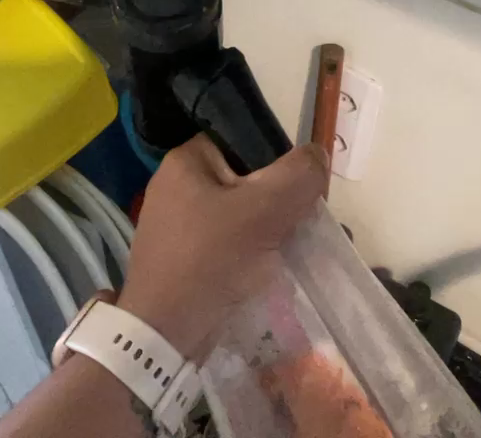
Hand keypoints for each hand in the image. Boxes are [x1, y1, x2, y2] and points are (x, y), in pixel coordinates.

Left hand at [115, 135, 327, 359]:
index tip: (297, 194)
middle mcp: (175, 185)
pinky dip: (247, 254)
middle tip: (297, 226)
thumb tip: (317, 155)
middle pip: (245, 181)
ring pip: (238, 216)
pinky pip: (225, 244)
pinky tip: (264, 272)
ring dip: (266, 232)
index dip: (277, 164)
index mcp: (186, 160)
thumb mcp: (264, 209)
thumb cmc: (210, 259)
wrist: (163, 337)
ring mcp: (175, 225)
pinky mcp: (180, 259)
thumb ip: (299, 175)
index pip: (244, 143)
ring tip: (286, 251)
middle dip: (276, 204)